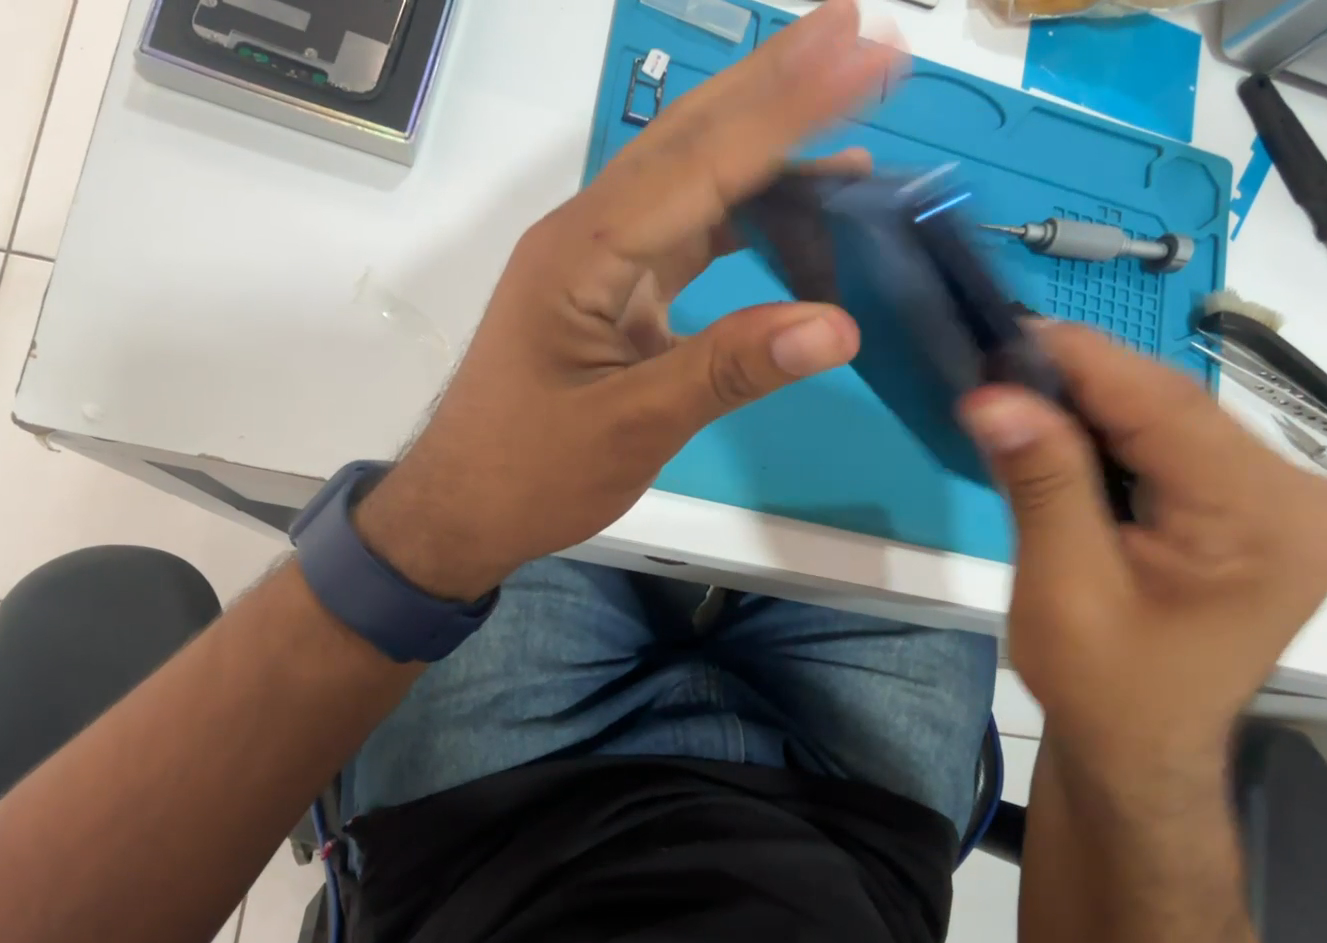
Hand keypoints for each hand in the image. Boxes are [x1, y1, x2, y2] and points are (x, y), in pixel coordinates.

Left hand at [354, 0, 897, 600]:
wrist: (462, 510)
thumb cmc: (528, 474)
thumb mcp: (630, 428)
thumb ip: (727, 371)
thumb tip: (838, 326)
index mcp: (582, 254)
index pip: (698, 164)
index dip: (786, 111)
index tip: (864, 52)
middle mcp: (587, 237)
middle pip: (686, 142)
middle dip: (773, 86)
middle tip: (856, 32)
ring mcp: (597, 264)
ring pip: (686, 181)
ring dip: (762, 143)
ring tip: (843, 100)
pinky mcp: (609, 294)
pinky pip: (684, 234)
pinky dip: (743, 216)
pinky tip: (794, 207)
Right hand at [959, 324, 1326, 771]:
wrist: (1139, 753)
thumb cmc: (1102, 686)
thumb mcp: (1064, 586)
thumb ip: (1041, 483)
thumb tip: (992, 395)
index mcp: (1266, 520)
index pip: (1166, 409)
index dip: (1081, 361)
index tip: (1004, 328)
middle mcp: (1300, 498)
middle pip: (1175, 412)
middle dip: (1082, 384)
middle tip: (996, 364)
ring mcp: (1288, 505)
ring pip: (1174, 426)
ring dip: (1094, 410)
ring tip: (1016, 392)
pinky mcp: (1259, 514)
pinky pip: (1178, 453)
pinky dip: (1115, 441)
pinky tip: (1061, 434)